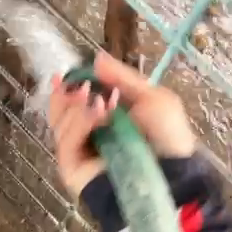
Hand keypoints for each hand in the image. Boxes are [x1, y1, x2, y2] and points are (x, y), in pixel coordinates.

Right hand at [47, 54, 196, 195]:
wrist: (171, 173)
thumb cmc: (167, 137)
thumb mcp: (152, 97)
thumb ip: (123, 78)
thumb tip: (97, 58)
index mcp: (105, 120)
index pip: (75, 104)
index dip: (66, 89)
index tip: (62, 75)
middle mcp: (88, 137)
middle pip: (60, 114)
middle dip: (67, 97)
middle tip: (81, 87)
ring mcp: (79, 154)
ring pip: (60, 125)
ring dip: (76, 109)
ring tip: (99, 102)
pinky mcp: (73, 170)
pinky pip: (65, 143)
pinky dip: (78, 125)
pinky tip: (96, 116)